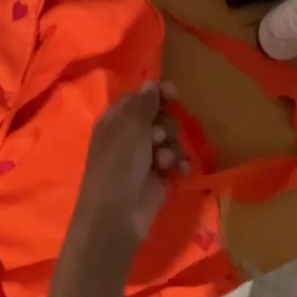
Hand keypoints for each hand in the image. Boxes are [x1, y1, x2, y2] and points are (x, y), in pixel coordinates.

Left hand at [72, 83, 186, 245]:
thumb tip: (151, 82)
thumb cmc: (119, 165)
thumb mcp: (130, 127)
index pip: (137, 99)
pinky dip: (180, 163)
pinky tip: (181, 169)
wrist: (118, 214)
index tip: (173, 93)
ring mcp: (145, 159)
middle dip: (165, 124)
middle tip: (159, 137)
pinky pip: (176, 162)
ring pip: (170, 140)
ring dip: (172, 146)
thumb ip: (144, 103)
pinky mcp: (159, 178)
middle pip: (158, 118)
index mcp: (115, 122)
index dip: (155, 95)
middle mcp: (129, 138)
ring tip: (164, 161)